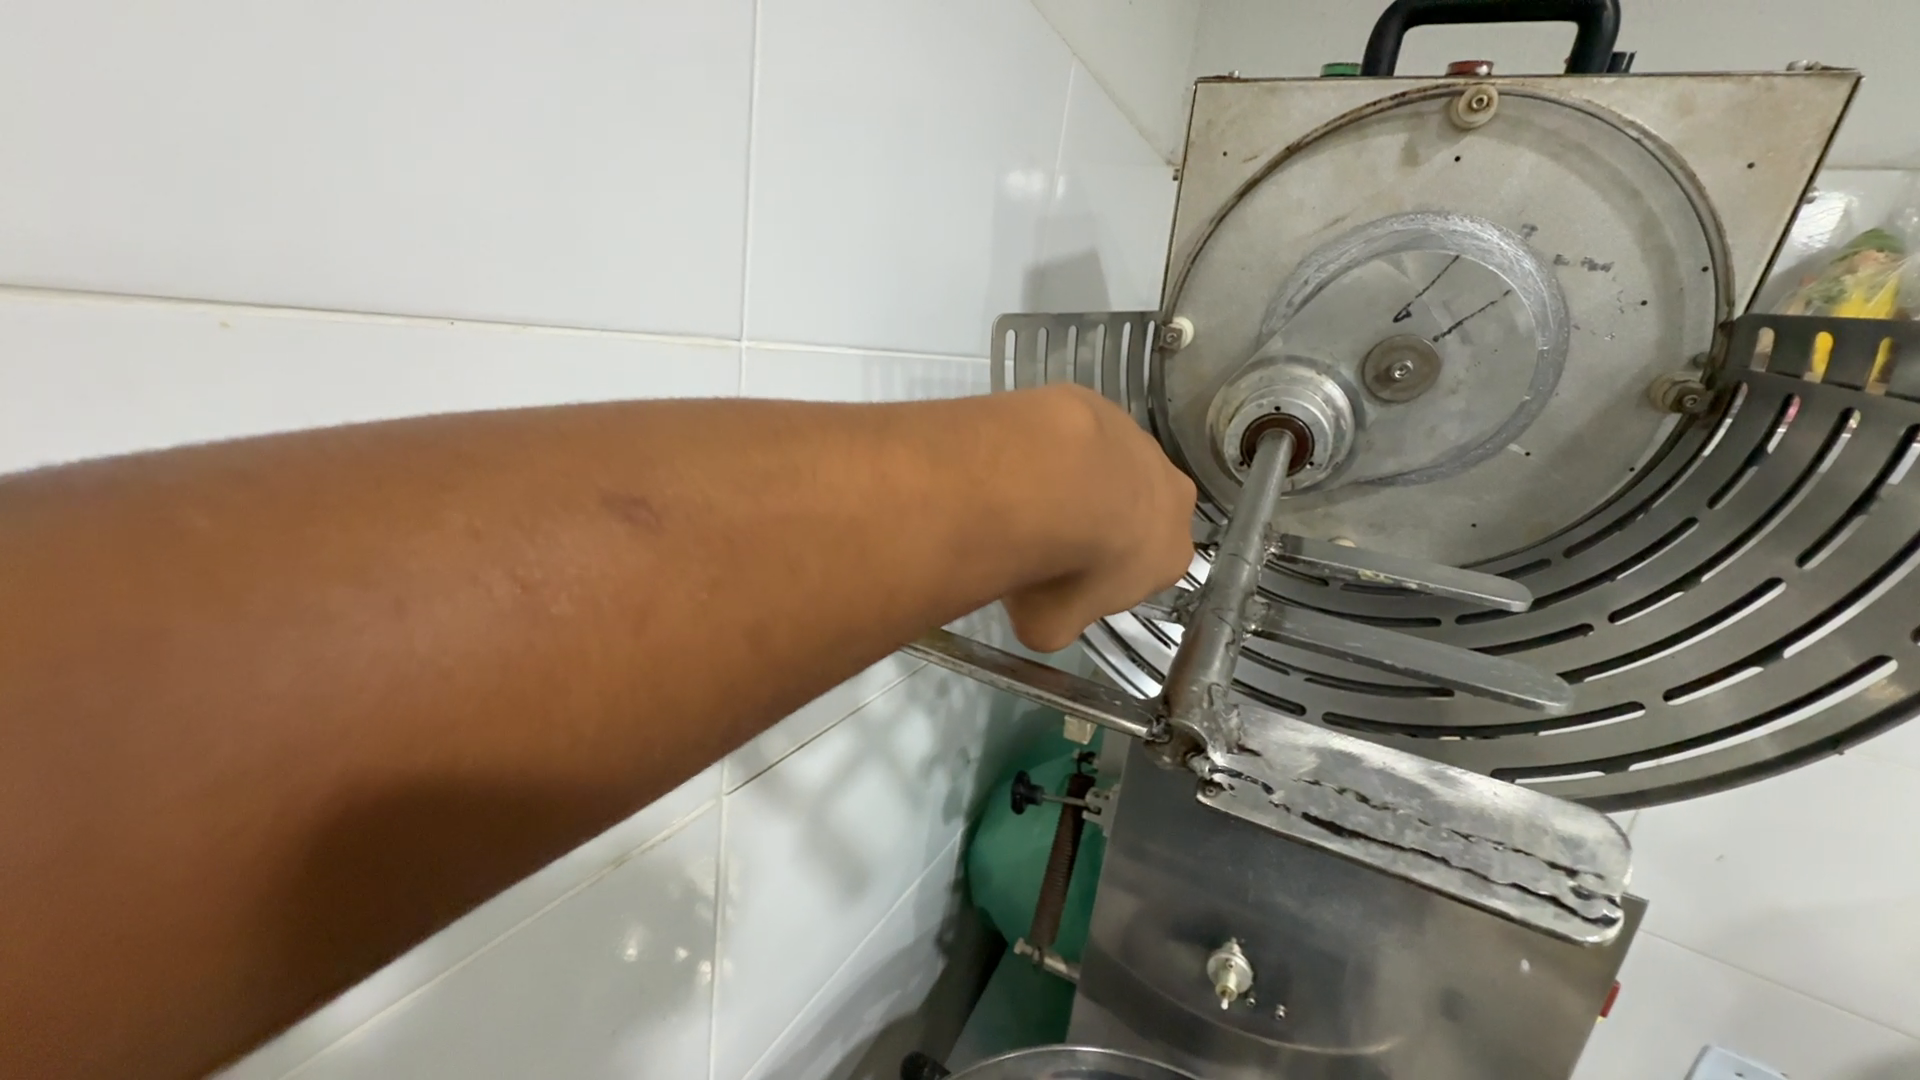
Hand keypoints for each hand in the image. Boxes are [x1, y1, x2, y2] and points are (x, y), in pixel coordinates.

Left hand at [1000, 385, 1196, 652]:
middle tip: (1049, 535)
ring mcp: (1136, 440)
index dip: (1107, 576)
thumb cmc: (1059, 568)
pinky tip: (1017, 460)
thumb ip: (1056, 625)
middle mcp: (1170, 493)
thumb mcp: (1050, 625)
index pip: (1148, 569)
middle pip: (1137, 511)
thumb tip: (1041, 622)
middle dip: (1101, 521)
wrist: (1043, 485)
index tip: (1069, 579)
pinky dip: (1050, 444)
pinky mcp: (1099, 404)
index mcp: (1171, 554)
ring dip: (1076, 478)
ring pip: (1109, 465)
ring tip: (1025, 495)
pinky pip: (1075, 431)